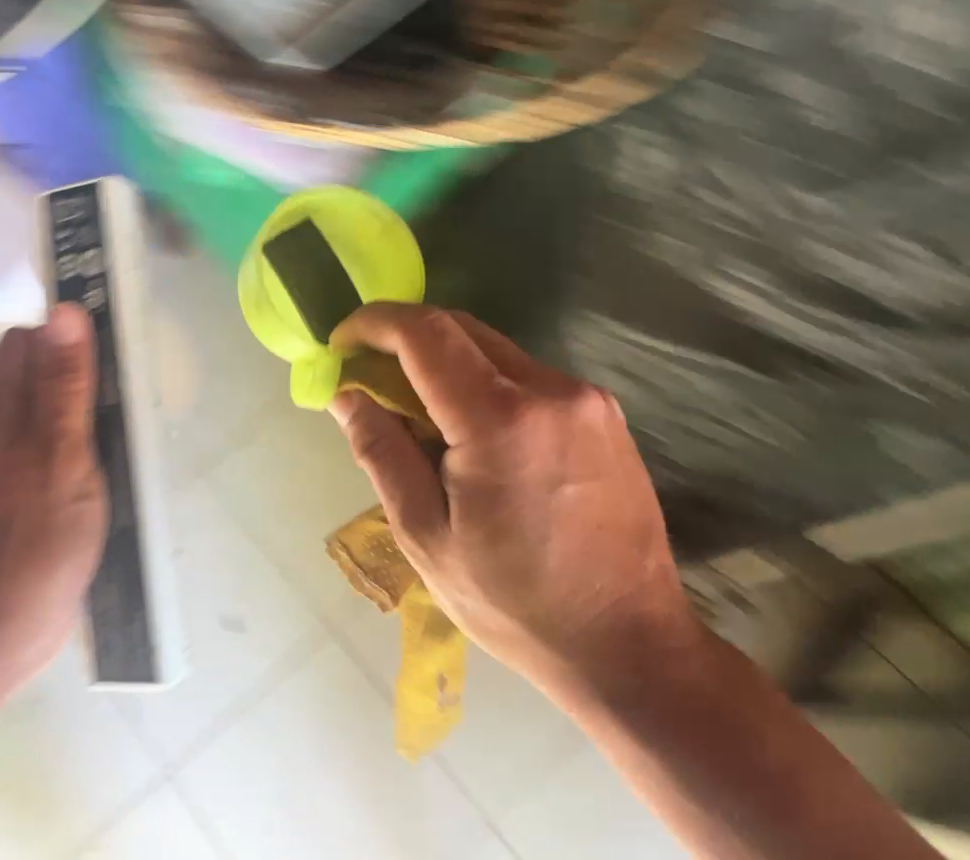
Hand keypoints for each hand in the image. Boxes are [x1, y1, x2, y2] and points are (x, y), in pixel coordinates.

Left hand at [0, 304, 106, 686]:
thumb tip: (63, 310)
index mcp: (1, 401)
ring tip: (133, 425)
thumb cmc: (35, 534)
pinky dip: (88, 445)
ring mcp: (14, 458)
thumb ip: (64, 383)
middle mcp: (0, 422)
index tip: (117, 344)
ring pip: (56, 411)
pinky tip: (117, 464)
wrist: (3, 622)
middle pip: (46, 370)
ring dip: (92, 410)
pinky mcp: (30, 491)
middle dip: (88, 371)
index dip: (70, 331)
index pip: (32, 335)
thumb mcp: (61, 450)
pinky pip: (61, 447)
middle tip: (132, 392)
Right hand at [328, 304, 702, 687]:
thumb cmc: (513, 601)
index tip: (340, 344)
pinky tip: (470, 437)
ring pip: (493, 350)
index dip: (373, 323)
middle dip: (403, 341)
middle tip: (367, 381)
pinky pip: (525, 376)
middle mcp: (550, 390)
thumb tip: (347, 395)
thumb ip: (381, 452)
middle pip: (459, 329)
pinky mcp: (604, 416)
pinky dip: (482, 385)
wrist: (629, 646)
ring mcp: (586, 399)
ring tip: (416, 420)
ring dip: (443, 365)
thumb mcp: (425, 534)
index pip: (424, 333)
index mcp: (500, 420)